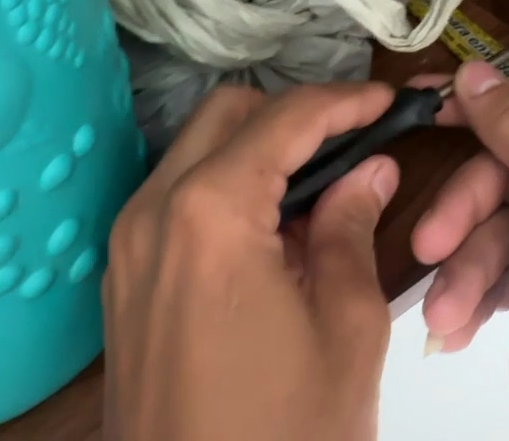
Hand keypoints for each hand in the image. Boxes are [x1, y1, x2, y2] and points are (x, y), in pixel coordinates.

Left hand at [103, 83, 400, 440]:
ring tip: (318, 183)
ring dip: (258, 146)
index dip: (342, 101)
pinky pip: (177, 196)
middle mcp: (153, 211)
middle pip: (227, 114)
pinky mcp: (123, 279)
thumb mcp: (345, 329)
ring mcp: (128, 245)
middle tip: (350, 139)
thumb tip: (370, 171)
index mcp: (210, 212)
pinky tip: (271, 226)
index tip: (385, 102)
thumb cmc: (286, 434)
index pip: (285, 119)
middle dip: (292, 113)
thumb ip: (352, 229)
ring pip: (197, 148)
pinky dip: (226, 184)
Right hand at [413, 62, 508, 440]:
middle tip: (429, 244)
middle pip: (500, 170)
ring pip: (485, 221)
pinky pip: (486, 264)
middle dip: (464, 214)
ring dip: (461, 266)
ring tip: (447, 312)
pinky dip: (468, 292)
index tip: (423, 101)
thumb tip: (473, 69)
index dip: (479, 107)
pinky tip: (456, 326)